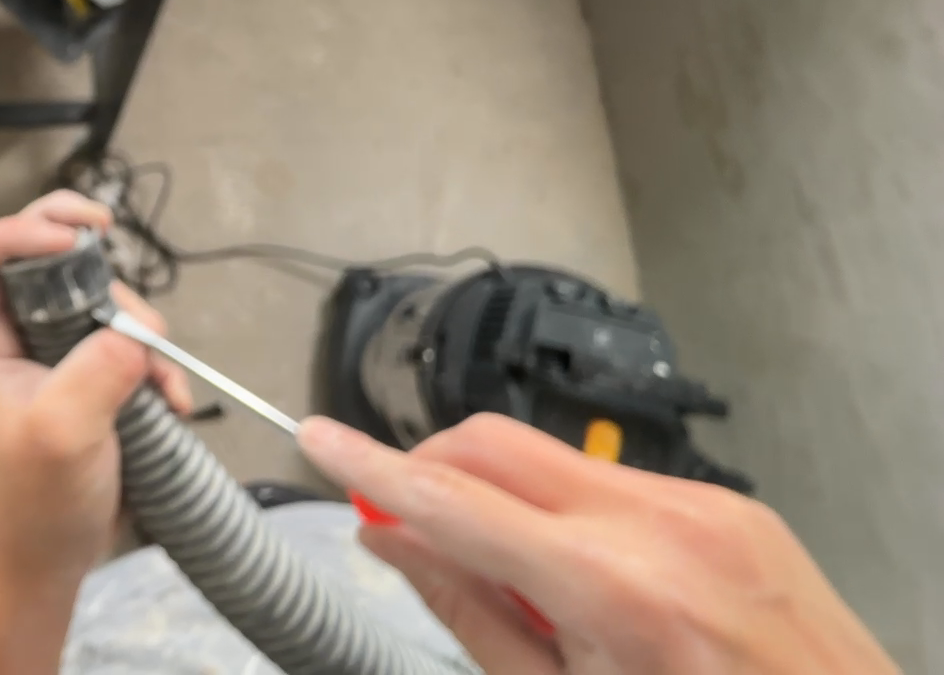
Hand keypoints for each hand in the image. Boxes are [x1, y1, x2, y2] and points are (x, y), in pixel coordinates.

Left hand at [0, 191, 192, 582]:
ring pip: (98, 295)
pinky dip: (157, 360)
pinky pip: (130, 339)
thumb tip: (133, 334)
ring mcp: (61, 350)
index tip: (72, 243)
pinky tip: (172, 401)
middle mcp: (21, 331)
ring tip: (157, 377)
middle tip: (110, 240)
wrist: (54, 552)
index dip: (18, 232)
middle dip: (84, 250)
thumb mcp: (58, 436)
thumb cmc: (34, 501)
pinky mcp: (97, 371)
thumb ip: (93, 376)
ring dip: (135, 320)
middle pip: (44, 254)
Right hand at [298, 413, 897, 674]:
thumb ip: (462, 607)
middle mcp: (662, 525)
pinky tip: (576, 566)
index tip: (314, 436)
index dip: (369, 464)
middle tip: (407, 520)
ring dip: (489, 487)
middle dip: (427, 465)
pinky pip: (594, 472)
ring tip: (514, 567)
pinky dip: (552, 502)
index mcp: (620, 595)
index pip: (450, 499)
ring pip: (535, 450)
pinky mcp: (728, 501)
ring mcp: (705, 505)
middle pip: (486, 441)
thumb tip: (384, 536)